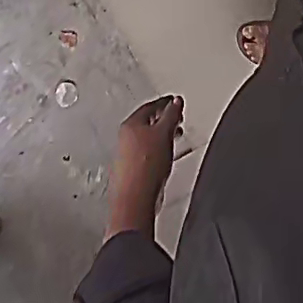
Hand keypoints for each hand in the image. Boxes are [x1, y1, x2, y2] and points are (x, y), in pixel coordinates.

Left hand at [106, 95, 183, 239]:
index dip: (165, 103)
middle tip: (177, 118)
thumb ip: (171, 115)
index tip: (175, 102)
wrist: (136, 200)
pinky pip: (146, 152)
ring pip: (146, 138)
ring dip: (161, 135)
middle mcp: (125, 137)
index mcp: (131, 124)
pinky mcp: (131, 169)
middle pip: (148, 122)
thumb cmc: (145, 168)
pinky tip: (164, 156)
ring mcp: (127, 154)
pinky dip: (156, 149)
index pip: (150, 106)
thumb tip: (175, 102)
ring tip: (174, 137)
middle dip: (164, 119)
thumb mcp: (164, 133)